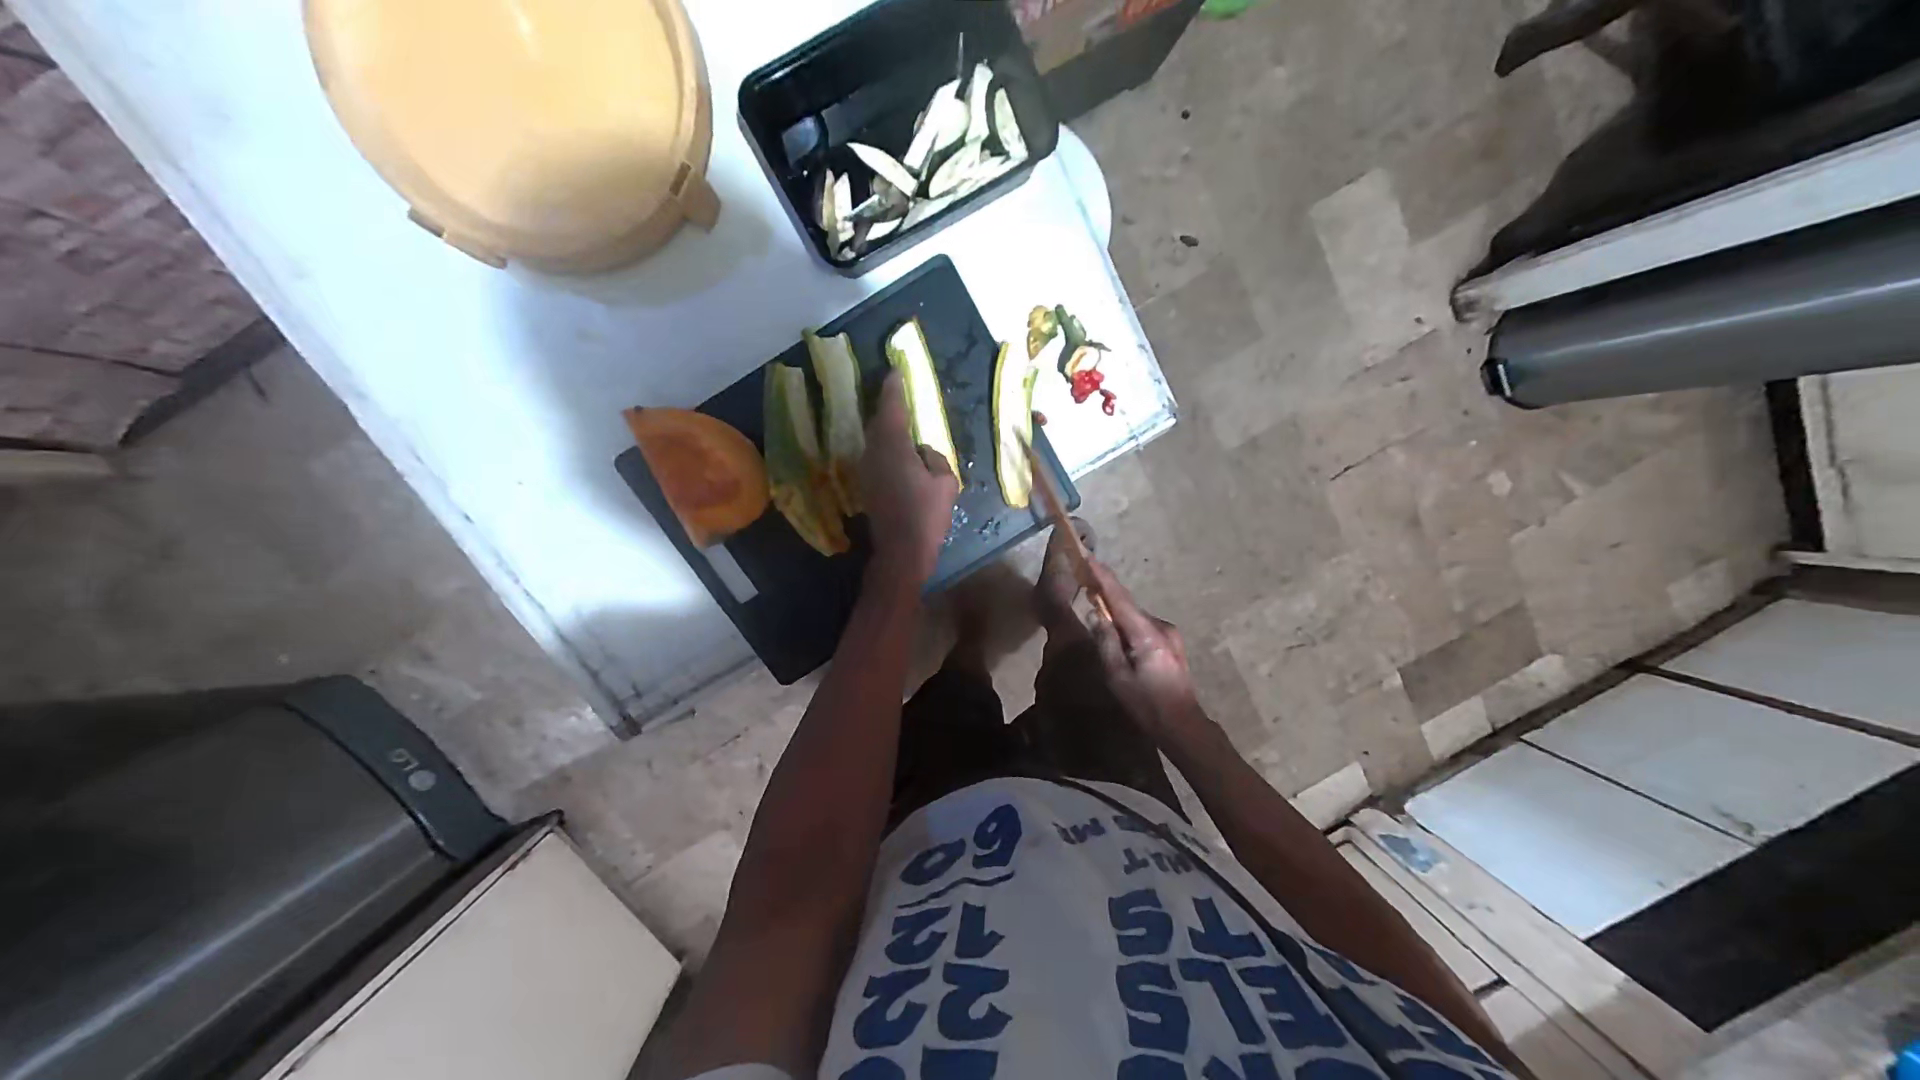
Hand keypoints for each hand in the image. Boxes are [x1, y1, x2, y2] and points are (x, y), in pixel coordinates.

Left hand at [860, 371, 959, 583]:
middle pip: (879, 422)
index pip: (891, 408)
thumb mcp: (945, 482)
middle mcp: (874, 452)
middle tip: (898, 392)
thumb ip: (935, 458)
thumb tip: (923, 453)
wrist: (901, 552)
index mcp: (893, 446)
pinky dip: (887, 448)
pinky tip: (901, 454)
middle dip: (888, 406)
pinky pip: (877, 456)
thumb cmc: (926, 515)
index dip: (893, 388)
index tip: (894, 371)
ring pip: (876, 440)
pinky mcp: (867, 486)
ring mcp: (867, 470)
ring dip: (888, 429)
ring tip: (903, 422)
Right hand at [1087, 561, 1217, 747]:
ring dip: (1117, 614)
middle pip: (1128, 605)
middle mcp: (1162, 626)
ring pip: (1135, 617)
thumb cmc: (1146, 704)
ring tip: (1097, 615)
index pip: (1120, 598)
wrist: (1182, 725)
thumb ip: (1106, 642)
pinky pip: (1143, 626)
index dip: (1103, 577)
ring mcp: (1170, 634)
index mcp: (1147, 634)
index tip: (1089, 558)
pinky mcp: (1172, 643)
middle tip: (1085, 583)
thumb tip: (1096, 615)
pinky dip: (1128, 626)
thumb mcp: (1117, 676)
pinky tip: (1117, 636)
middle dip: (1106, 595)